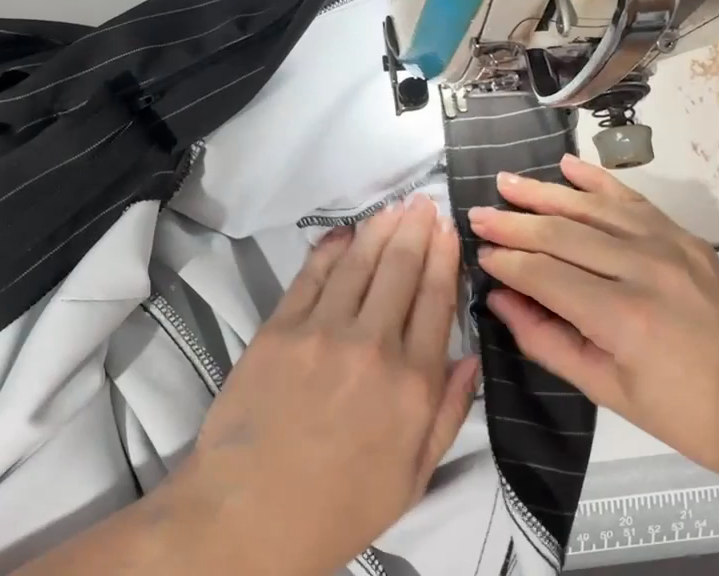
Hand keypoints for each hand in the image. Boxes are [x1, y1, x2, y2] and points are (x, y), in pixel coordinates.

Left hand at [169, 196, 479, 575]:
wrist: (247, 516)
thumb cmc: (337, 508)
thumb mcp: (411, 479)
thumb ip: (447, 416)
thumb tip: (471, 360)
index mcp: (412, 384)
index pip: (437, 300)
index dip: (445, 258)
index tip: (449, 231)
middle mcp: (373, 346)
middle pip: (402, 270)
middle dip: (418, 230)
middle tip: (425, 203)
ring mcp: (322, 331)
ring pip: (360, 262)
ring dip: (381, 228)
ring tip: (395, 207)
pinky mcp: (279, 327)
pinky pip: (312, 275)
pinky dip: (332, 248)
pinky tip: (347, 233)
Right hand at [470, 155, 718, 478]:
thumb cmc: (687, 415)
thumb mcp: (609, 393)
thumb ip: (548, 342)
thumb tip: (500, 302)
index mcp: (624, 317)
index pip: (545, 275)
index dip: (507, 263)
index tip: (478, 255)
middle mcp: (645, 269)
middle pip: (563, 234)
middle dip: (514, 223)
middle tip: (476, 213)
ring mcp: (670, 246)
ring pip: (593, 208)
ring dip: (545, 193)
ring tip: (506, 182)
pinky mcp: (686, 238)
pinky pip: (634, 200)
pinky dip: (598, 182)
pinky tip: (568, 166)